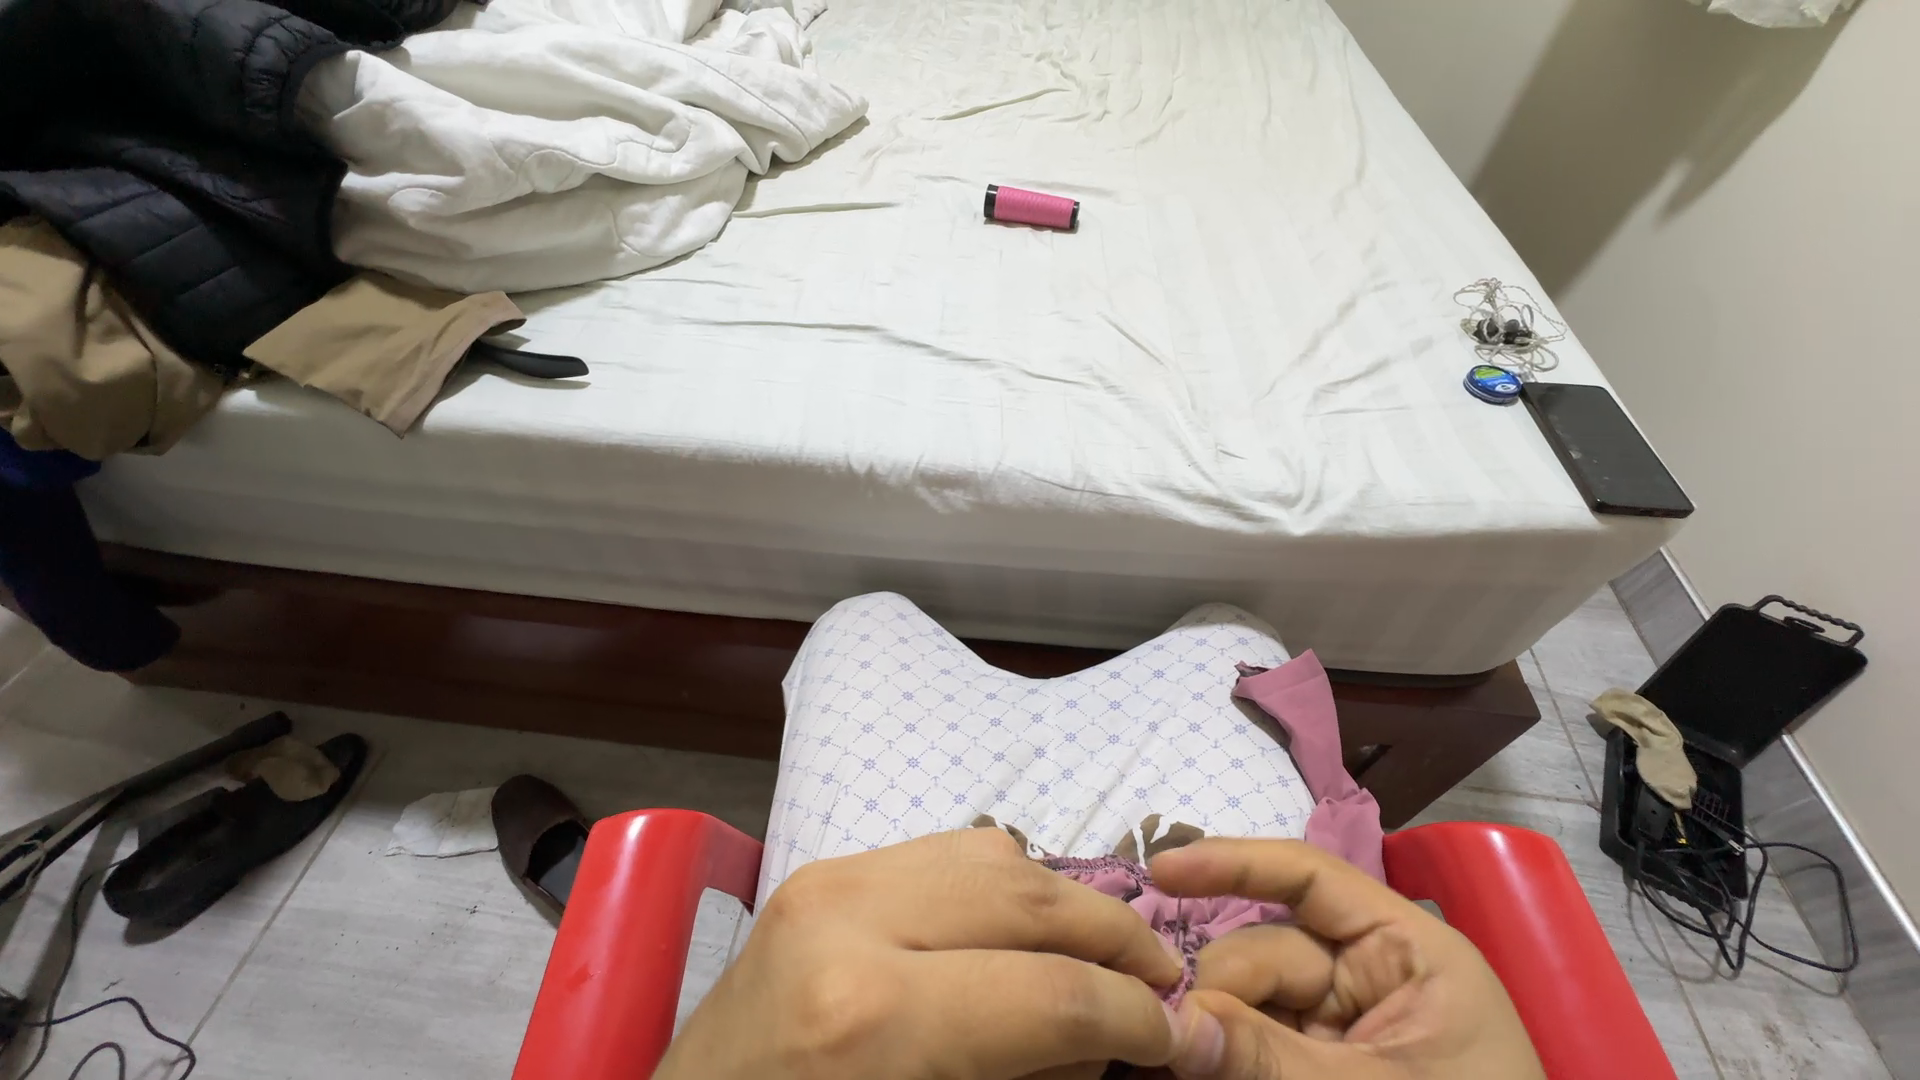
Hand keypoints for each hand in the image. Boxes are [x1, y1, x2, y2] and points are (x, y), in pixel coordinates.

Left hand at [658, 828, 1196, 1079]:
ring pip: (989, 854)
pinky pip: (939, 852)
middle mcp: (849, 919)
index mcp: (870, 1018)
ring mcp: (827, 878)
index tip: (1179, 1033)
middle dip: (1110, 937)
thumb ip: (1038, 1076)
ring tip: (1097, 947)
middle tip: (1158, 978)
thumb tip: (1123, 1036)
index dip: (1132, 1015)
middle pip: (1025, 896)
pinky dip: (1000, 881)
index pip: (1046, 992)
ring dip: (1059, 898)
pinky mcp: (820, 869)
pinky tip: (1019, 924)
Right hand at [1147, 839, 1544, 1079]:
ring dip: (1218, 1032)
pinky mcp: (1323, 1067)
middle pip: (1266, 950)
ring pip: (1252, 999)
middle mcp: (1371, 975)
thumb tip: (1170, 1020)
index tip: (1161, 870)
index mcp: (1407, 953)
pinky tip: (1196, 1064)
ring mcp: (1344, 1025)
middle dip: (1222, 992)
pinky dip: (1228, 1055)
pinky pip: (1258, 1042)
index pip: (1308, 877)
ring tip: (1183, 1062)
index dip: (1232, 863)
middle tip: (1176, 1039)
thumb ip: (1268, 1058)